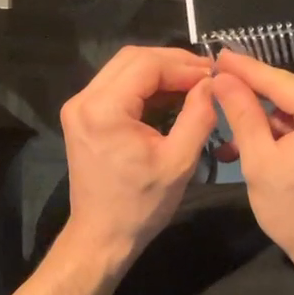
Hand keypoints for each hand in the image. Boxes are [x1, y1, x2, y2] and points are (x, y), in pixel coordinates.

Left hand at [57, 46, 217, 262]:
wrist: (102, 236)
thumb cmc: (141, 205)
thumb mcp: (179, 161)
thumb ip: (199, 116)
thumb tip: (212, 84)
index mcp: (104, 109)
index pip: (147, 64)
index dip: (184, 65)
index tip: (214, 76)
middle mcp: (84, 100)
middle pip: (132, 59)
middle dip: (172, 63)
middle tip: (206, 76)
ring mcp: (78, 107)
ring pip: (123, 69)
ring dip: (159, 73)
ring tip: (192, 86)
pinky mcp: (82, 117)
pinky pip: (116, 87)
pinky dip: (144, 87)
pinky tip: (170, 98)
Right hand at [213, 51, 293, 262]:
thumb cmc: (291, 211)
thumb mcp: (259, 160)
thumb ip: (242, 113)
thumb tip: (222, 78)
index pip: (282, 83)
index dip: (247, 69)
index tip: (219, 54)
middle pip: (292, 94)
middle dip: (253, 94)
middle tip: (217, 83)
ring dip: (264, 120)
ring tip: (228, 131)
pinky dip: (282, 132)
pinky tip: (253, 142)